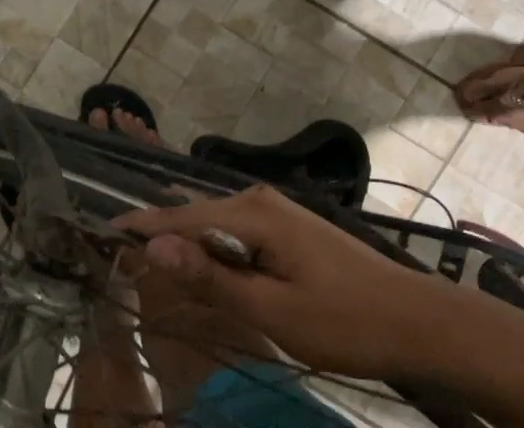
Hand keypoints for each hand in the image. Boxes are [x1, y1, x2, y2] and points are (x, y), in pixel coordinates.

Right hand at [113, 185, 450, 380]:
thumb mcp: (273, 309)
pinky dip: (209, 248)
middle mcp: (257, 201)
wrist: (424, 324)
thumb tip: (151, 247)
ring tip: (143, 261)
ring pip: (211, 225)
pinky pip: (232, 233)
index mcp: (251, 214)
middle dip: (155, 235)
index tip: (99, 235)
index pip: (177, 219)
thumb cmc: (347, 322)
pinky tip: (196, 266)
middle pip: (191, 217)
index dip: (138, 229)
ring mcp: (275, 212)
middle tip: (115, 256)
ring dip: (182, 244)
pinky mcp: (287, 229)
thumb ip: (210, 277)